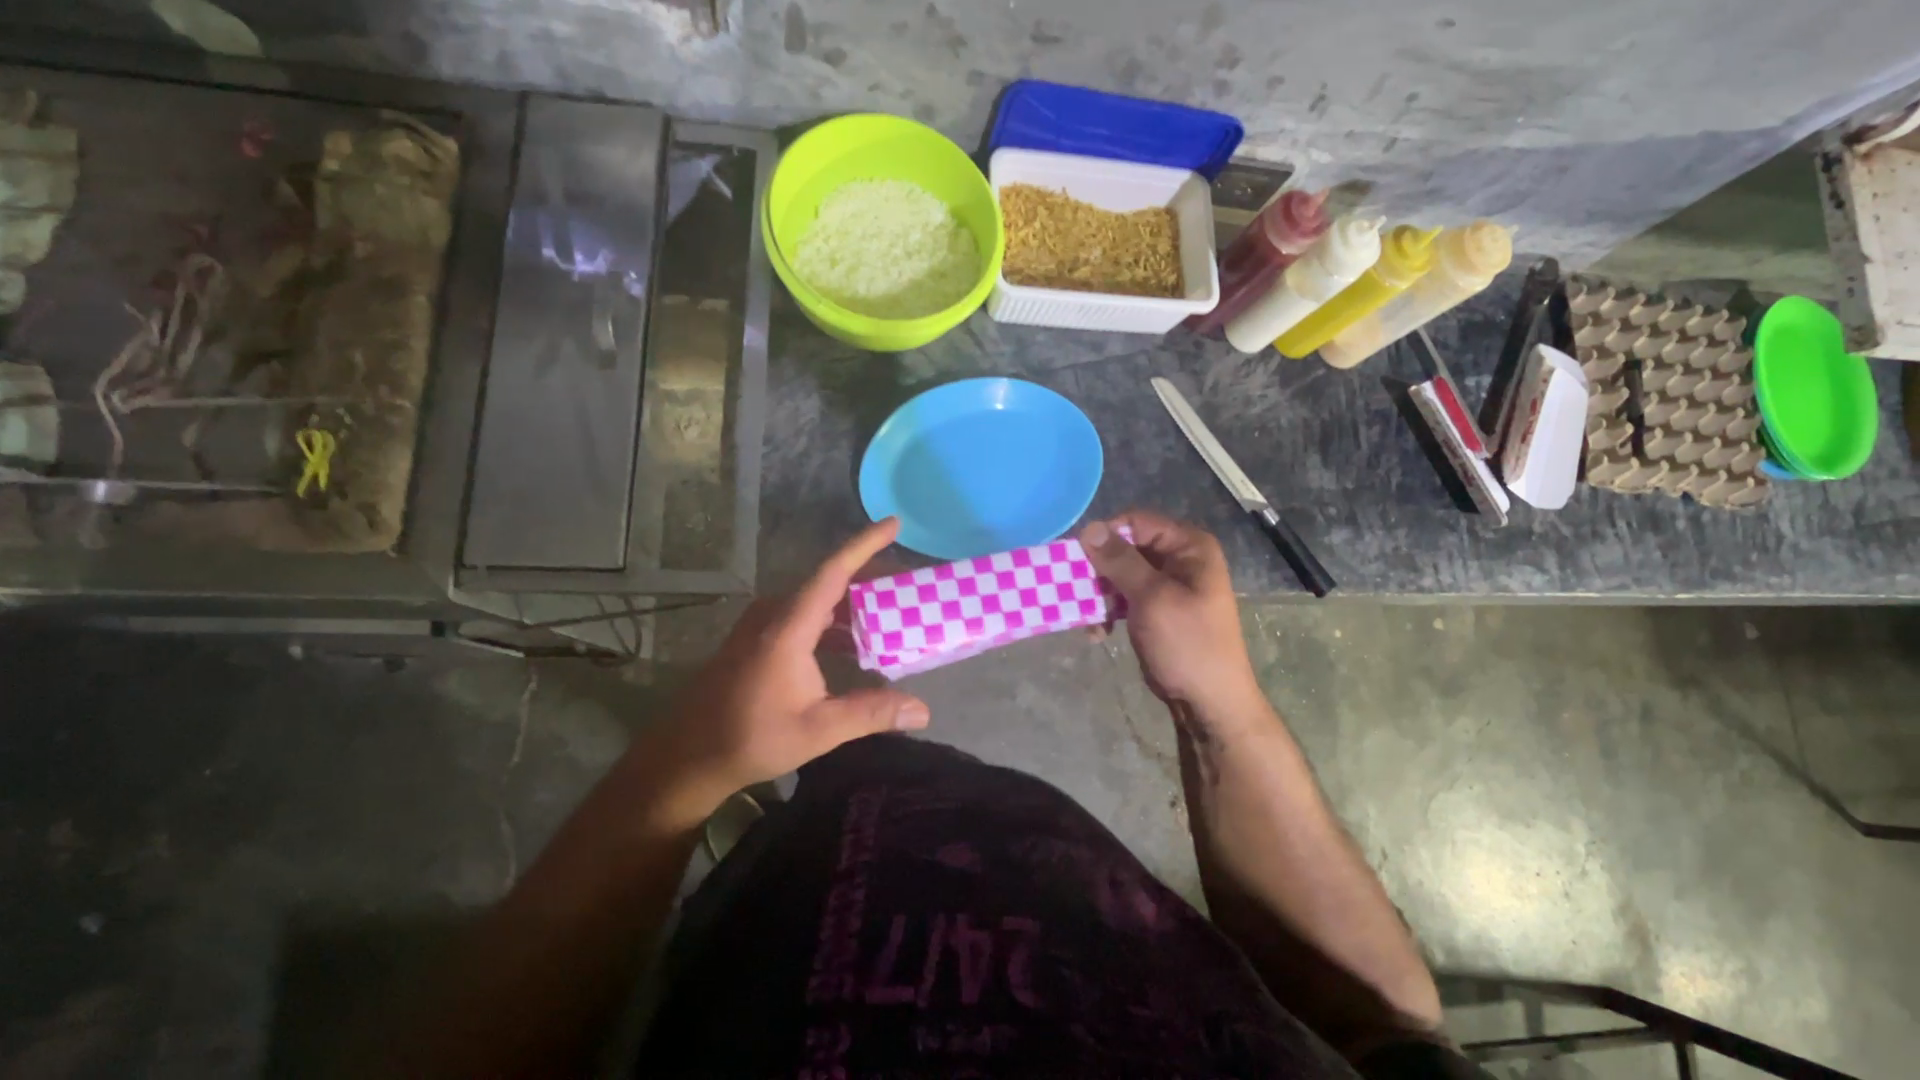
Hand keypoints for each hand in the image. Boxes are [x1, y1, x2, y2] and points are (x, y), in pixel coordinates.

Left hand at [646, 518, 928, 817]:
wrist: (688, 755)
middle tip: (909, 583)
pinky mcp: (754, 641)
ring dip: (850, 604)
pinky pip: (800, 616)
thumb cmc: (751, 738)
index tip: (893, 523)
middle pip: (827, 581)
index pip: (833, 571)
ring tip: (891, 612)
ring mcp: (759, 626)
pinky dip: (831, 622)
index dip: (865, 545)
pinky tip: (853, 643)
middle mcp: (772, 615)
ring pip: (813, 601)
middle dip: (869, 578)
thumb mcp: (819, 729)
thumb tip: (923, 710)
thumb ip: (871, 713)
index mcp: (788, 627)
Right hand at [1079, 511, 1262, 715]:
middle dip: (1101, 570)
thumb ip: (1120, 561)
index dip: (1107, 536)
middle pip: (1127, 548)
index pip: (1138, 522)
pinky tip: (1098, 633)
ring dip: (1101, 594)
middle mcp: (1181, 559)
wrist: (1209, 700)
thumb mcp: (1151, 597)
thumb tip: (1089, 527)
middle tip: (1076, 591)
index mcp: (1190, 547)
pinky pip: (1126, 598)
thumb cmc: (1187, 643)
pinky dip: (1109, 612)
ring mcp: (1169, 586)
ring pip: (1122, 575)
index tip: (1080, 560)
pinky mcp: (1157, 610)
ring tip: (1086, 617)